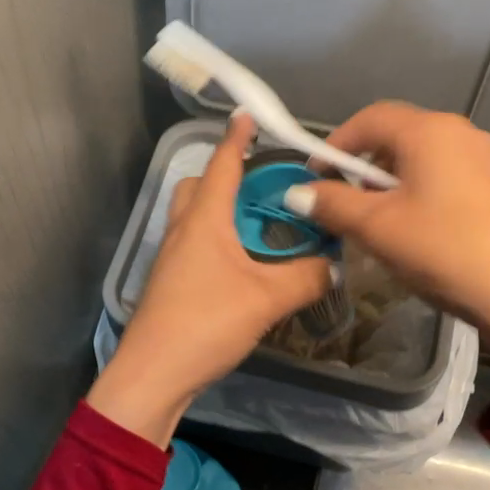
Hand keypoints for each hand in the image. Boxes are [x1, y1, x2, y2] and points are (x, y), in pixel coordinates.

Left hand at [87, 113, 330, 446]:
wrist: (154, 373)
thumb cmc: (206, 324)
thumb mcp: (267, 300)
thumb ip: (307, 278)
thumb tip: (335, 265)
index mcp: (204, 220)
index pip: (222, 165)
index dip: (237, 139)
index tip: (247, 116)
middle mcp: (182, 231)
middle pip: (199, 188)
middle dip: (226, 177)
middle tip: (262, 188)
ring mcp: (171, 259)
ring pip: (193, 219)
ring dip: (220, 212)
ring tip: (257, 228)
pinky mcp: (170, 285)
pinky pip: (193, 247)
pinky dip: (215, 242)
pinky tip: (240, 267)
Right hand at [283, 101, 489, 425]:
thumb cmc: (442, 250)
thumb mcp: (376, 228)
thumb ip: (332, 204)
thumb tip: (296, 192)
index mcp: (430, 131)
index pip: (370, 118)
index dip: (336, 143)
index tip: (315, 177)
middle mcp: (462, 132)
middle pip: (399, 135)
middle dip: (364, 165)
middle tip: (345, 204)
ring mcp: (488, 159)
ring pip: (425, 158)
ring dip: (393, 182)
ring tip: (379, 223)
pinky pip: (449, 176)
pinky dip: (422, 193)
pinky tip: (419, 232)